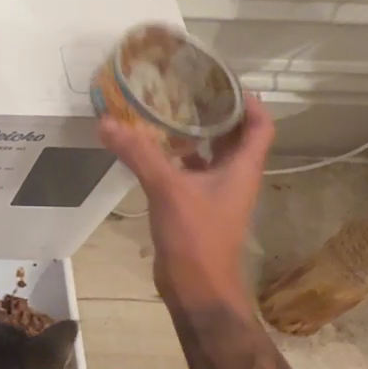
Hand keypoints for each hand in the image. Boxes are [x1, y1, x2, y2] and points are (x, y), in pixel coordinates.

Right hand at [96, 95, 275, 307]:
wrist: (198, 288)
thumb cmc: (197, 236)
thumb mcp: (167, 189)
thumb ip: (138, 154)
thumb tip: (107, 122)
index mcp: (242, 168)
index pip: (260, 125)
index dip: (248, 101)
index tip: (223, 80)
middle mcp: (234, 177)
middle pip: (233, 137)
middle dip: (214, 112)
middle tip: (185, 89)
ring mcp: (216, 194)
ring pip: (209, 155)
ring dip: (192, 135)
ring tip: (164, 113)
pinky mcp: (197, 208)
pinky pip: (190, 173)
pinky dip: (174, 159)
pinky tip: (149, 151)